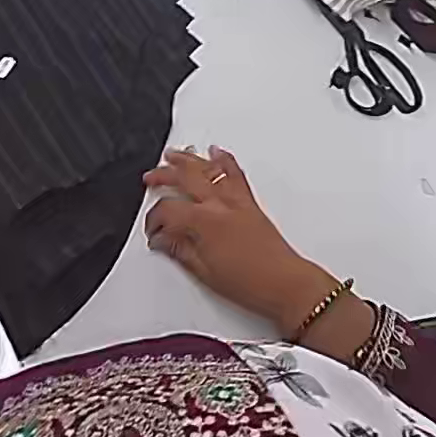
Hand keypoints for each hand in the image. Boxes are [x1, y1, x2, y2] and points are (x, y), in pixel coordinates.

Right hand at [144, 147, 362, 344]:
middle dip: (163, 176)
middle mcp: (220, 204)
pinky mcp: (249, 202)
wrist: (284, 283)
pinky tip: (216, 153)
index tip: (152, 230)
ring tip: (173, 155)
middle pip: (184, 178)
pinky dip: (223, 160)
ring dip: (188, 160)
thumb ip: (180, 250)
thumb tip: (163, 240)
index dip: (154, 219)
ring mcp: (236, 200)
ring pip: (207, 169)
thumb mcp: (204, 272)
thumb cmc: (250, 282)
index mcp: (204, 222)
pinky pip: (234, 173)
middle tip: (150, 178)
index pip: (168, 209)